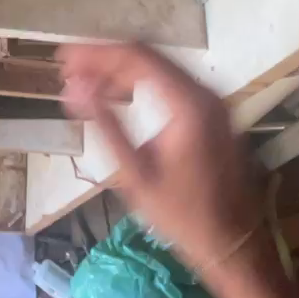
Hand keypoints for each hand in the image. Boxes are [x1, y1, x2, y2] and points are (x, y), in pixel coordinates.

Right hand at [58, 43, 261, 273]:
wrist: (234, 244)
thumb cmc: (182, 215)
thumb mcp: (134, 173)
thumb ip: (105, 123)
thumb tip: (74, 89)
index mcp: (188, 104)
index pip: (136, 57)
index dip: (96, 53)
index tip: (64, 58)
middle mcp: (205, 93)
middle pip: (148, 57)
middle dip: (105, 59)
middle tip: (69, 70)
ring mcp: (213, 101)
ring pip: (159, 68)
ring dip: (120, 70)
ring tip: (85, 81)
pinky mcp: (213, 113)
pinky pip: (171, 84)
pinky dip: (141, 84)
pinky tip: (116, 95)